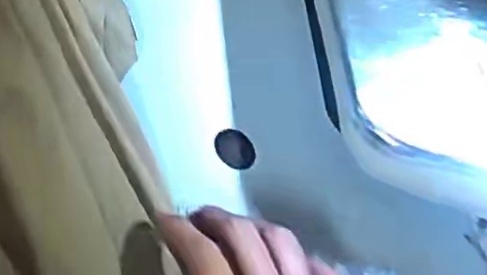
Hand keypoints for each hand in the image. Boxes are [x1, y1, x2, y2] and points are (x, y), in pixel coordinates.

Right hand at [158, 208, 333, 274]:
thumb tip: (178, 262)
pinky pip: (323, 268)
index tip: (162, 218)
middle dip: (213, 219)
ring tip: (238, 235)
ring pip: (281, 239)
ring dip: (254, 230)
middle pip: (240, 232)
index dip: (177, 230)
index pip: (202, 253)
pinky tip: (292, 264)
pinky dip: (306, 261)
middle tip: (195, 221)